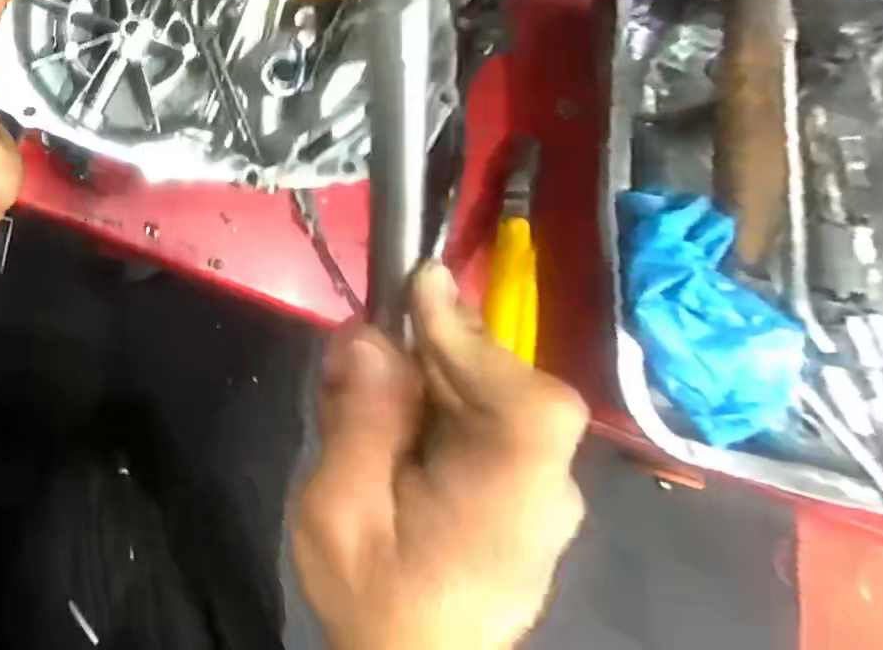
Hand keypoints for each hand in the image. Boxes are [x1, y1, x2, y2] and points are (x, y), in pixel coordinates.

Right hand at [293, 262, 589, 649]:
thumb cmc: (373, 596)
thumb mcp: (340, 509)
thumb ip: (359, 421)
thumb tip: (369, 336)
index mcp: (510, 500)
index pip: (531, 403)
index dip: (471, 338)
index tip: (413, 286)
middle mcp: (542, 485)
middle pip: (499, 380)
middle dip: (423, 347)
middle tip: (348, 355)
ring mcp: (532, 483)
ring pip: (481, 388)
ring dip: (415, 369)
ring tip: (352, 392)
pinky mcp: (510, 480)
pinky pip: (473, 410)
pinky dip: (423, 393)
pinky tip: (379, 416)